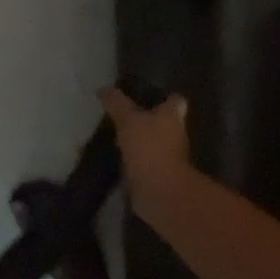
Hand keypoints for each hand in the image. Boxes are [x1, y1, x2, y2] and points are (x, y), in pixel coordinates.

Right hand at [100, 86, 194, 222]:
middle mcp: (175, 134)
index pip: (174, 99)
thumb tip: (104, 88)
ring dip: (139, 140)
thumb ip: (116, 103)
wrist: (158, 190)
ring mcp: (167, 156)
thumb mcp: (128, 119)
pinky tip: (115, 157)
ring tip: (115, 134)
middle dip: (147, 119)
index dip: (163, 96)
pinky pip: (143, 162)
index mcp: (173, 116)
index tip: (145, 94)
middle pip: (164, 122)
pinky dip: (132, 160)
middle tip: (123, 113)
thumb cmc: (149, 147)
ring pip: (152, 142)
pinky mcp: (157, 174)